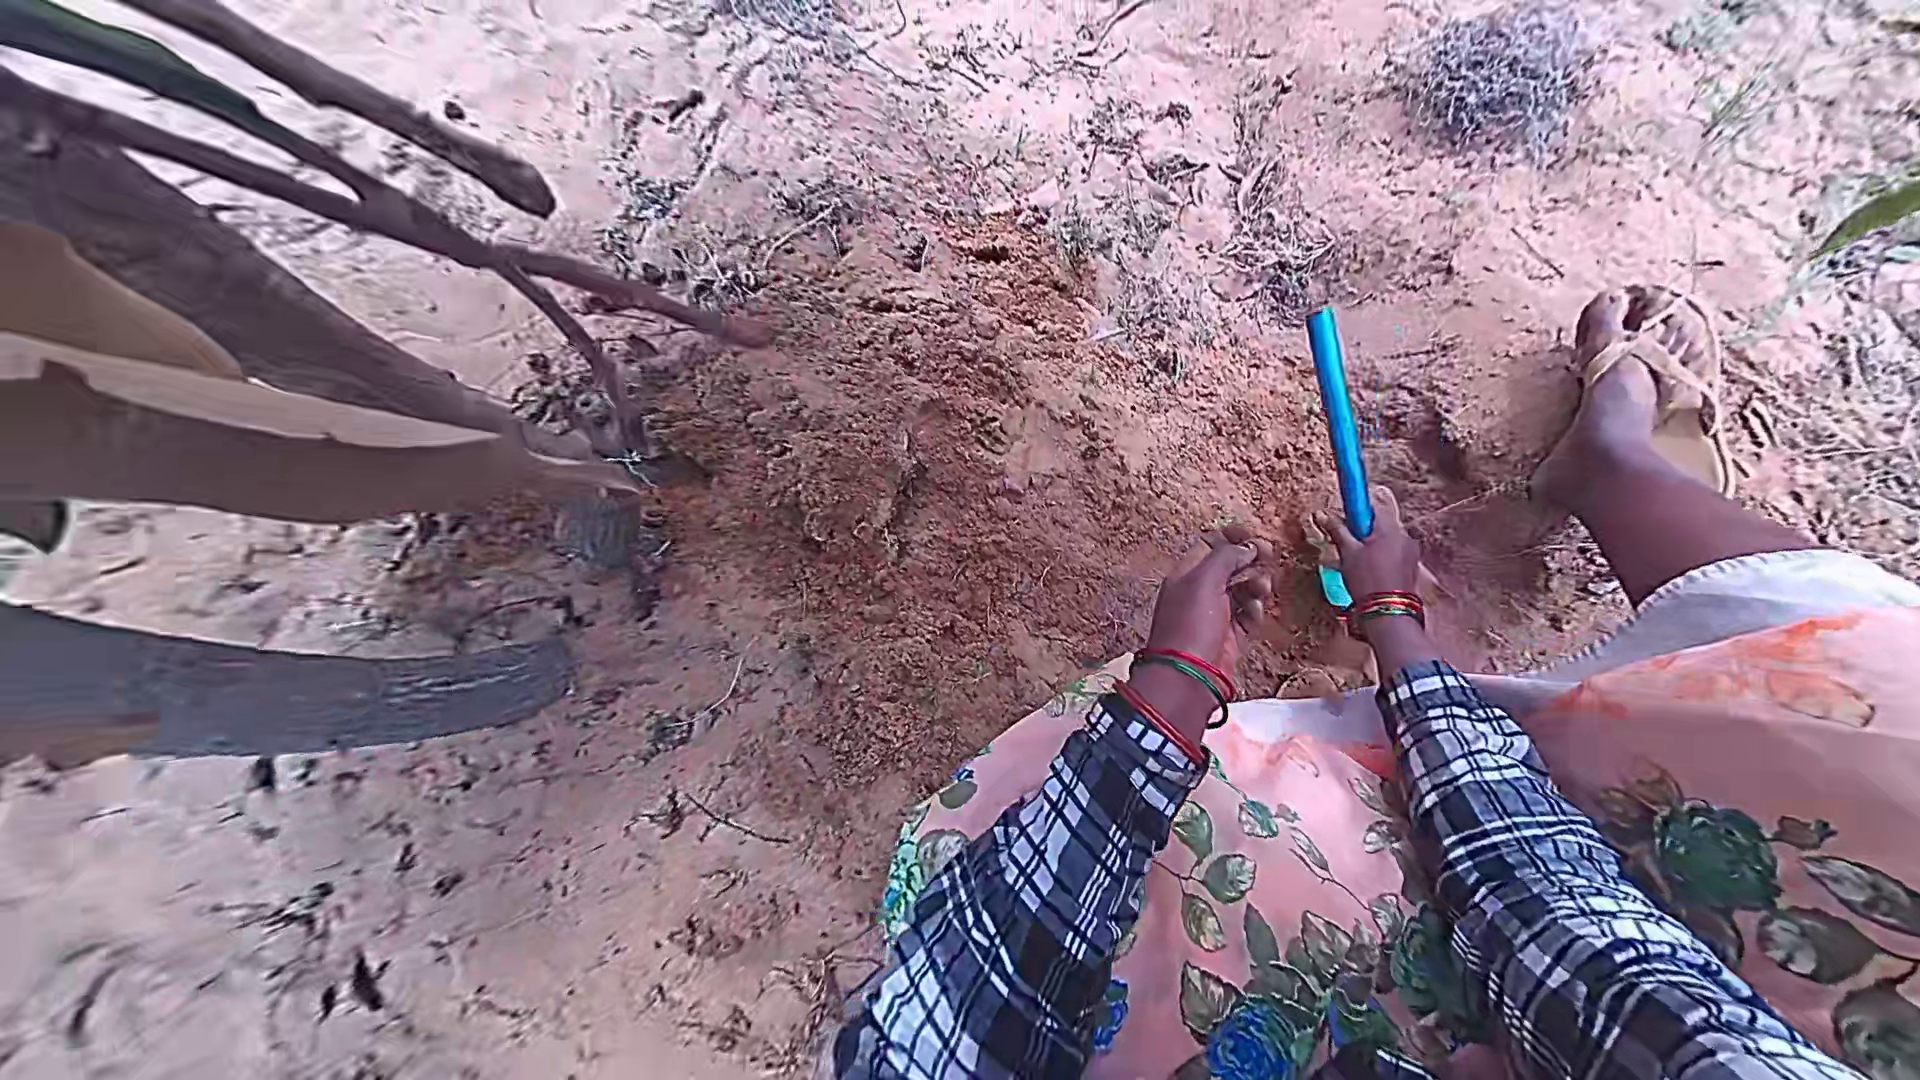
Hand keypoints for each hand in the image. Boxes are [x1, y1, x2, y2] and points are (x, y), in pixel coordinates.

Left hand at [1143, 525, 1275, 673]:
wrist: (1190, 674)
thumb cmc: (1191, 623)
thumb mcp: (1204, 581)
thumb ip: (1226, 557)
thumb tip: (1248, 546)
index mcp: (1186, 574)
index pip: (1209, 545)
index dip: (1230, 537)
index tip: (1253, 535)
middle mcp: (1200, 591)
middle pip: (1230, 566)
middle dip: (1249, 559)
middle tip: (1268, 556)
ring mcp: (1216, 614)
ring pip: (1243, 590)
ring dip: (1256, 584)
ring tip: (1261, 588)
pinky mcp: (1231, 636)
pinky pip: (1249, 615)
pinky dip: (1254, 610)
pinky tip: (1255, 612)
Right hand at [1313, 486, 1420, 600]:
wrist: (1388, 610)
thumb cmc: (1366, 580)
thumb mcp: (1347, 552)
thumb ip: (1337, 530)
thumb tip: (1322, 514)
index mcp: (1389, 529)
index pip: (1372, 506)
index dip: (1356, 507)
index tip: (1345, 511)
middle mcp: (1405, 536)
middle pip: (1379, 523)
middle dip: (1362, 530)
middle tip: (1346, 544)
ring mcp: (1411, 551)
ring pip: (1386, 539)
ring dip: (1371, 544)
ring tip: (1357, 561)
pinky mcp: (1412, 565)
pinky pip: (1393, 552)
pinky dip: (1381, 556)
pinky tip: (1369, 570)